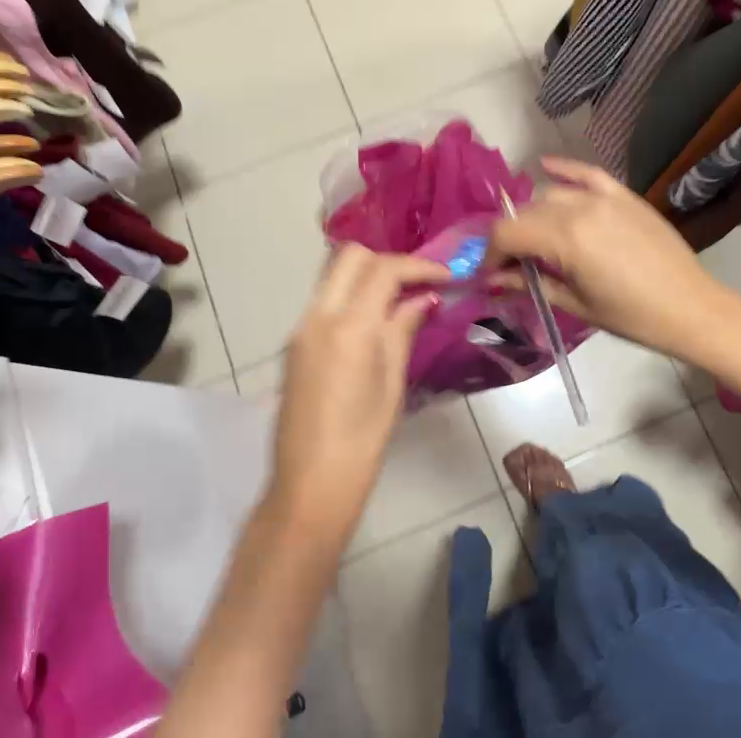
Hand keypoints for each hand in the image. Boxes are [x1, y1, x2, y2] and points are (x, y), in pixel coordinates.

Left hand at [271, 245, 450, 537]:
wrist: (309, 483)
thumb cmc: (362, 440)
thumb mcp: (393, 383)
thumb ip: (402, 330)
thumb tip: (423, 299)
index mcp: (348, 327)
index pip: (384, 270)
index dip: (419, 266)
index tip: (447, 276)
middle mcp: (318, 317)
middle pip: (350, 256)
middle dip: (388, 261)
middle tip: (419, 282)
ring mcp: (300, 329)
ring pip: (333, 275)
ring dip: (367, 275)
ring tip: (401, 298)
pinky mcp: (294, 344)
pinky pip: (324, 300)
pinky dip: (351, 295)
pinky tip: (375, 320)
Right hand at [486, 157, 740, 362]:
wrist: (691, 308)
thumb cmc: (632, 317)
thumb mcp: (576, 304)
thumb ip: (531, 284)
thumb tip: (493, 280)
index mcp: (566, 239)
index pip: (508, 233)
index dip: (491, 254)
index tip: (491, 274)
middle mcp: (580, 208)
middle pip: (527, 212)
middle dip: (510, 237)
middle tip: (510, 265)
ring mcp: (604, 198)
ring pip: (552, 194)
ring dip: (535, 214)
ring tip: (536, 239)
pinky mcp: (624, 196)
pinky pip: (587, 173)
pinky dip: (564, 169)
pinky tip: (545, 166)